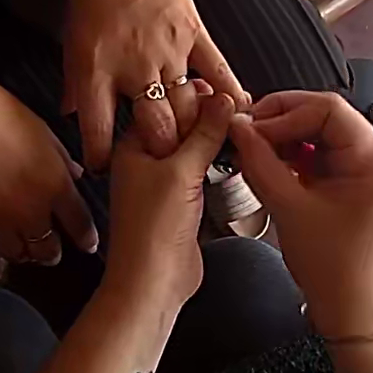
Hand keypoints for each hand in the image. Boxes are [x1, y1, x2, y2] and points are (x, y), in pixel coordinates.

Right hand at [0, 75, 98, 281]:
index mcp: (54, 184)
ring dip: (19, 254)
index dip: (86, 239)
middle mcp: (30, 210)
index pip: (80, 225)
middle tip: (47, 247)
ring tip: (16, 250)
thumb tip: (76, 175)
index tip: (87, 245)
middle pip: (47, 249)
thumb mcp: (41, 129)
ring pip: (15, 255)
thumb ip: (61, 158)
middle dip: (50, 251)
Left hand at [63, 0, 244, 173]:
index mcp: (95, 67)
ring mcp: (168, 51)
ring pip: (189, 109)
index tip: (104, 168)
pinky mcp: (195, 35)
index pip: (97, 128)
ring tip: (194, 145)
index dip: (100, 157)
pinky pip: (217, 72)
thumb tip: (71, 114)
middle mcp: (133, 66)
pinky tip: (238, 114)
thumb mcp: (72, 36)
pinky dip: (230, 95)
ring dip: (193, 132)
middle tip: (160, 159)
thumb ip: (74, 81)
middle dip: (160, 152)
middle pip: (156, 127)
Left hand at [106, 79, 234, 300]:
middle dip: (208, 117)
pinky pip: (198, 171)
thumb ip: (203, 134)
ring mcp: (162, 180)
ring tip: (241, 125)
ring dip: (214, 139)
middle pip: (179, 126)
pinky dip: (215, 161)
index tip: (224, 91)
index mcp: (132, 146)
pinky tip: (234, 153)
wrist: (153, 280)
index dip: (194, 97)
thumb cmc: (150, 231)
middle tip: (239, 107)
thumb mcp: (180, 172)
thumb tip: (223, 103)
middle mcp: (144, 160)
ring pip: (191, 148)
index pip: (163, 106)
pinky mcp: (179, 200)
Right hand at [227, 91, 372, 337]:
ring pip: (320, 133)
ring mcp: (367, 173)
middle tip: (248, 132)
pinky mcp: (353, 184)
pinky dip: (293, 153)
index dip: (284, 112)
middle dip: (282, 120)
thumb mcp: (288, 207)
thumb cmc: (333, 268)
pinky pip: (320, 154)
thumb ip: (260, 160)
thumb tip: (239, 127)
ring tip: (256, 149)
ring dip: (285, 136)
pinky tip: (271, 164)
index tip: (250, 126)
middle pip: (326, 116)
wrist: (351, 309)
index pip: (329, 111)